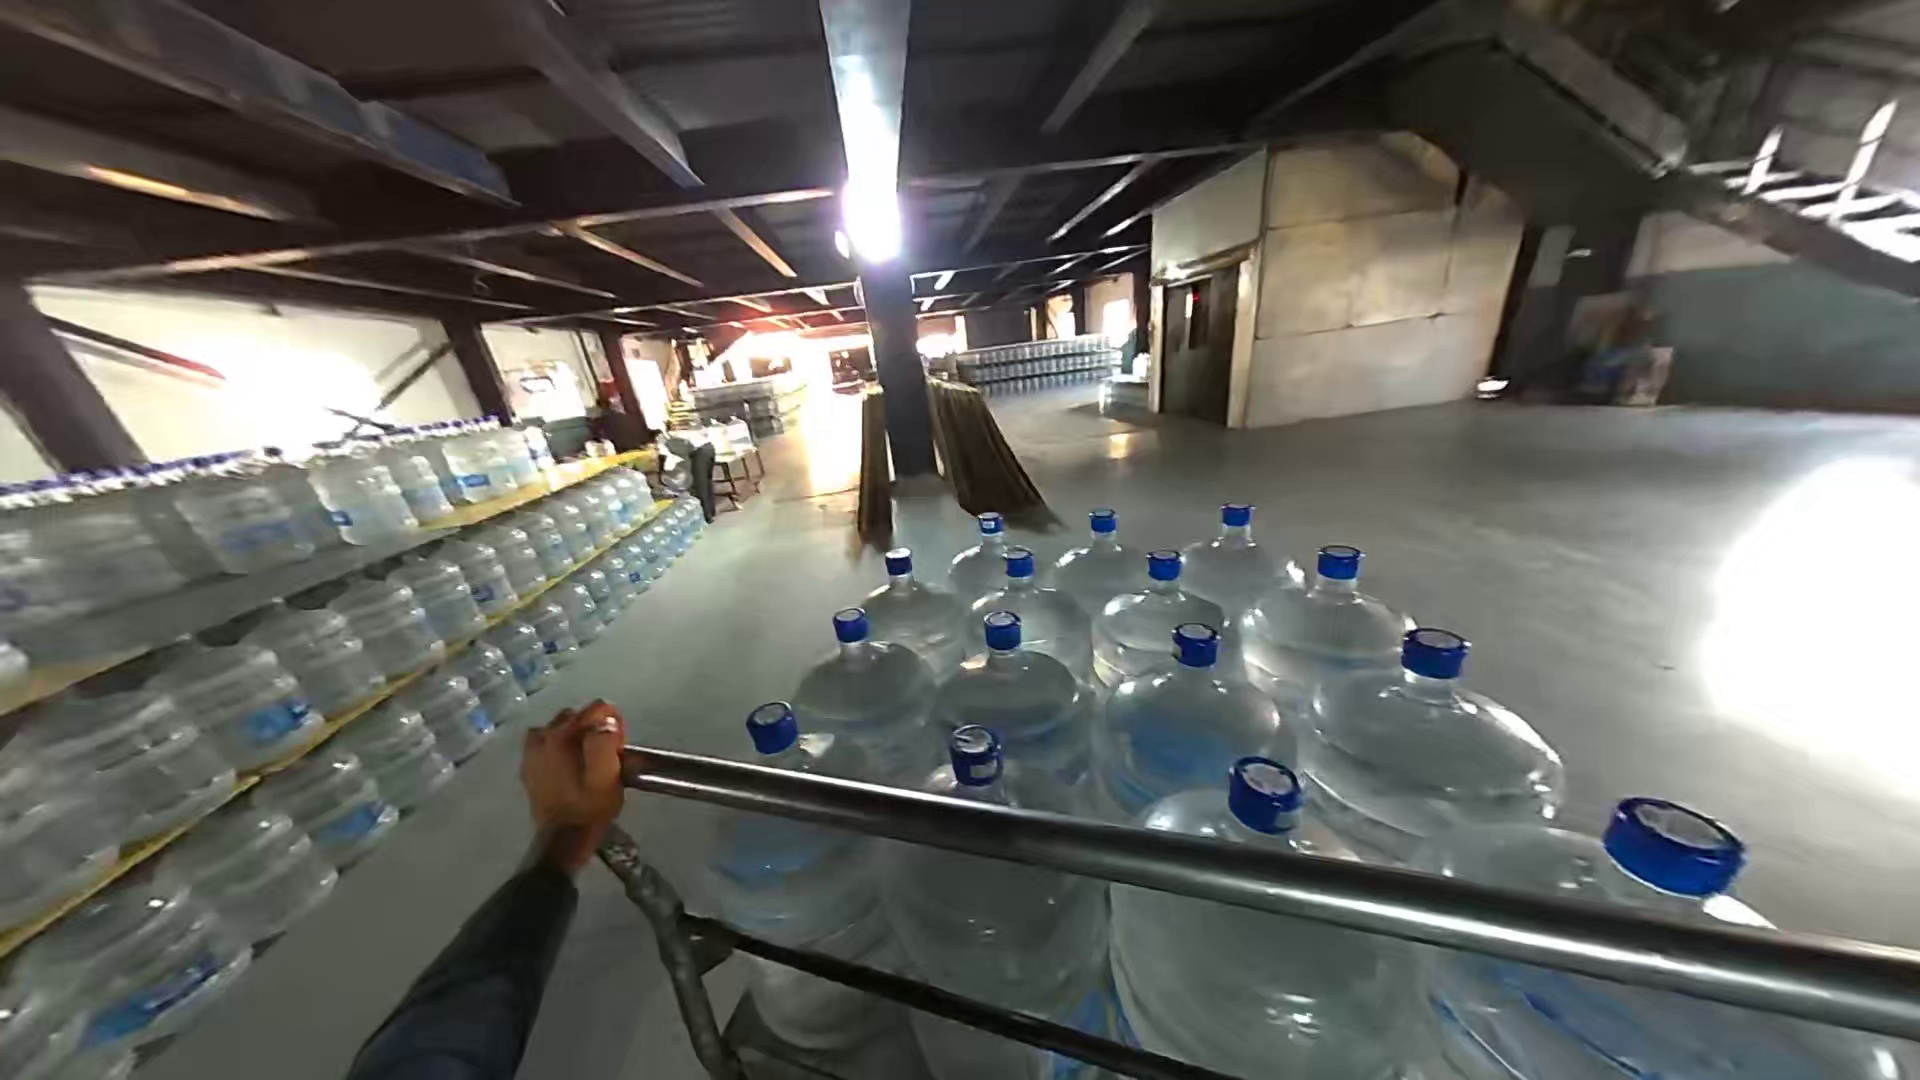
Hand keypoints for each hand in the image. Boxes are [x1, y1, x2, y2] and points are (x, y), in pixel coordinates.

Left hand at [520, 700, 626, 872]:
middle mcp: (543, 739)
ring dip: (578, 734)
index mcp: (563, 738)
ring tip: (589, 756)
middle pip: (578, 715)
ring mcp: (533, 752)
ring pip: (561, 726)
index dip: (614, 724)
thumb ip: (605, 744)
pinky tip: (569, 761)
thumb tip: (606, 722)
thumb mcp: (607, 776)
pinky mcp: (529, 765)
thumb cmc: (590, 807)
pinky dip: (560, 744)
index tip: (619, 746)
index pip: (597, 709)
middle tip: (607, 752)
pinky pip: (546, 741)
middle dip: (596, 727)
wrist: (563, 839)